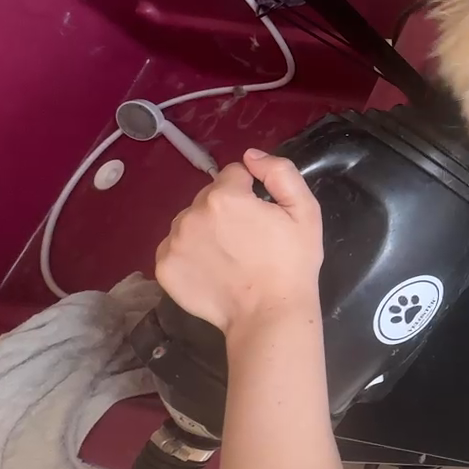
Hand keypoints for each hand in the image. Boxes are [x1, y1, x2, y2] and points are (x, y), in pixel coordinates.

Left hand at [154, 148, 323, 336]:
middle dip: (228, 208)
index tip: (265, 212)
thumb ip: (281, 173)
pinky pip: (176, 245)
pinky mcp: (163, 267)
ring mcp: (172, 242)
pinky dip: (192, 250)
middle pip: (209, 197)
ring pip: (191, 220)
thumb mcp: (306, 210)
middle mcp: (191, 214)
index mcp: (225, 197)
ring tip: (232, 252)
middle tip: (252, 235)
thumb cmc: (293, 260)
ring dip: (208, 227)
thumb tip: (251, 157)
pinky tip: (215, 266)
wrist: (268, 311)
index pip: (234, 173)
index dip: (254, 188)